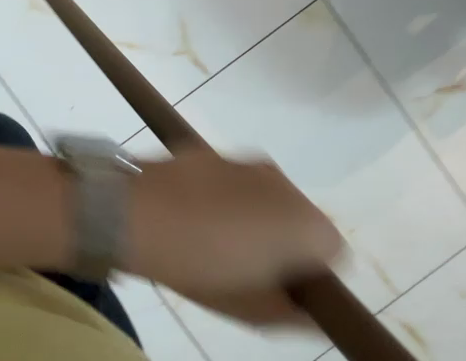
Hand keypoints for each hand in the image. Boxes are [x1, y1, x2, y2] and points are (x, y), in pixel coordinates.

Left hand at [122, 151, 342, 324]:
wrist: (131, 211)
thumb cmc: (199, 264)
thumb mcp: (253, 310)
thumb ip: (295, 313)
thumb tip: (308, 311)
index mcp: (305, 221)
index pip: (334, 251)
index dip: (311, 273)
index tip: (282, 285)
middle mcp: (282, 181)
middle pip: (300, 217)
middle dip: (284, 240)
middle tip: (249, 265)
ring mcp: (242, 160)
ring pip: (265, 196)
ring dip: (254, 216)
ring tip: (216, 240)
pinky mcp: (208, 150)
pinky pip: (232, 180)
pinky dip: (225, 196)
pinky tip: (194, 215)